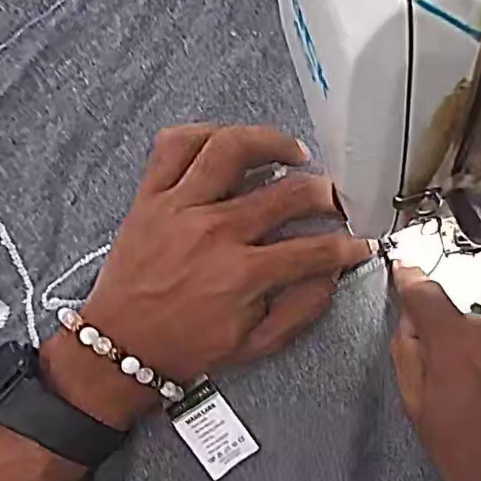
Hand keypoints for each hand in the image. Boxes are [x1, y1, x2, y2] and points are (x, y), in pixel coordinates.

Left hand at [40, 124, 373, 427]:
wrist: (124, 346)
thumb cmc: (184, 346)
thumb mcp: (253, 344)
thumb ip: (299, 310)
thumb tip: (329, 278)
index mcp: (242, 275)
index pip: (314, 249)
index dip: (347, 246)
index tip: (356, 244)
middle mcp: (214, 233)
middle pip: (287, 193)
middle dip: (325, 194)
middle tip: (334, 200)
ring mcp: (180, 208)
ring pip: (232, 149)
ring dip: (272, 143)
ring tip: (292, 152)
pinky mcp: (151, 197)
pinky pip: (176, 145)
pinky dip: (205, 133)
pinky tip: (228, 141)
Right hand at [389, 266, 480, 480]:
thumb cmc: (475, 459)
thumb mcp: (417, 409)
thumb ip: (408, 354)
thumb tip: (409, 325)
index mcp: (454, 344)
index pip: (425, 292)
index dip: (411, 283)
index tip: (408, 274)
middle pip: (470, 321)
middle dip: (464, 345)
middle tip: (467, 387)